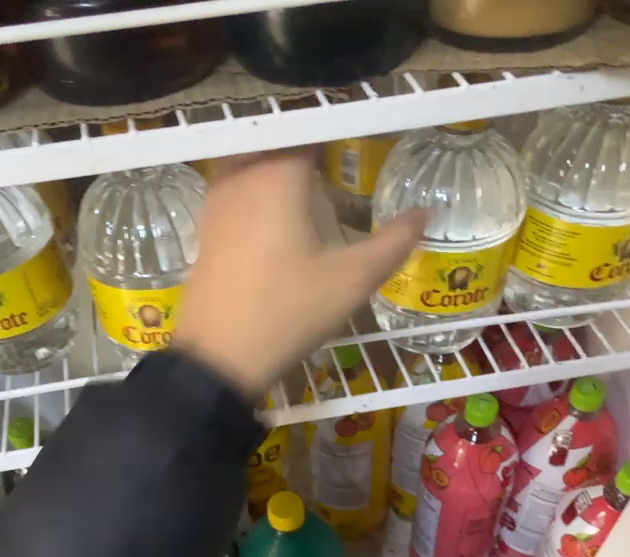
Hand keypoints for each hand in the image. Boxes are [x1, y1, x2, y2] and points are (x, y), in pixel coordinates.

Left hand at [174, 152, 426, 399]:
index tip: (369, 141)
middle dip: (317, 149)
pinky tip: (284, 225)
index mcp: (280, 171)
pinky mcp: (206, 226)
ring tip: (321, 195)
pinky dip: (264, 195)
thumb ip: (393, 243)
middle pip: (286, 140)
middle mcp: (242, 172)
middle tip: (348, 169)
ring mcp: (217, 198)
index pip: (317, 123)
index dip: (345, 127)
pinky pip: (241, 191)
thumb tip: (423, 215)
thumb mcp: (351, 282)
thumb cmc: (287, 314)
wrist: (217, 359)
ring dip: (288, 172)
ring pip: (259, 164)